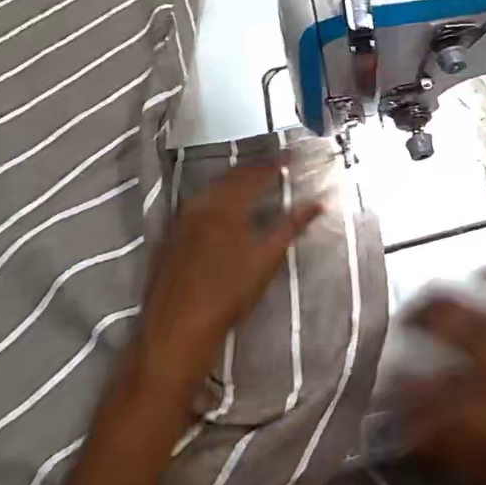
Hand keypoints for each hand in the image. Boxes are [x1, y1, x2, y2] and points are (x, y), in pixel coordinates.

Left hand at [139, 163, 321, 373]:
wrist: (178, 327)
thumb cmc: (229, 295)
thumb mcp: (267, 259)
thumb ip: (291, 227)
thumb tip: (317, 204)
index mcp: (227, 206)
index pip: (255, 175)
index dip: (274, 164)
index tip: (290, 157)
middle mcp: (201, 204)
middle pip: (231, 177)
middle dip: (253, 168)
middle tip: (272, 164)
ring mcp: (180, 218)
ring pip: (210, 188)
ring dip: (231, 179)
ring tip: (249, 179)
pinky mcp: (168, 234)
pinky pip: (194, 203)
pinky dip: (212, 196)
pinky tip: (218, 205)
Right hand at [402, 273, 485, 484]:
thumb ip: (449, 448)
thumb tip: (408, 425)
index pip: (430, 393)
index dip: (401, 391)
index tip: (384, 391)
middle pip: (449, 332)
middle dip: (413, 326)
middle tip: (391, 331)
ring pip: (478, 309)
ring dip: (443, 302)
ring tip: (420, 303)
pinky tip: (485, 271)